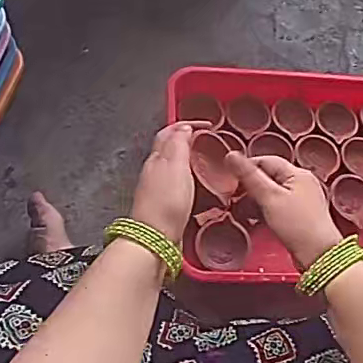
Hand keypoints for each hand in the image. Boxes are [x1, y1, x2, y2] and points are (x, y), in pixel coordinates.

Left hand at [129, 122, 196, 241]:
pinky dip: (188, 176)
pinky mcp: (163, 203)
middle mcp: (154, 170)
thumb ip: (179, 144)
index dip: (187, 124)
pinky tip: (198, 184)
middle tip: (208, 140)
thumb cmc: (165, 202)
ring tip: (207, 160)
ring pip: (172, 164)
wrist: (155, 238)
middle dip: (187, 139)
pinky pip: (176, 182)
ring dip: (188, 158)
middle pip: (169, 146)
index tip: (207, 125)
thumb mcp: (176, 166)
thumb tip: (184, 128)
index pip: (169, 131)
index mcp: (157, 157)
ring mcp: (157, 187)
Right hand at [227, 153, 342, 268]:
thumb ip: (249, 176)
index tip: (230, 180)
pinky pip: (278, 205)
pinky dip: (266, 209)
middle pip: (269, 176)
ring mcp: (302, 199)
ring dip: (256, 199)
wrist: (319, 255)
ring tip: (244, 210)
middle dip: (250, 185)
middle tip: (234, 197)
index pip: (265, 161)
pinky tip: (258, 219)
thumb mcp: (269, 198)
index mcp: (298, 173)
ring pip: (272, 191)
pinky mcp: (300, 214)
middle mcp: (302, 182)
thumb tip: (231, 155)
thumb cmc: (298, 226)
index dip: (246, 168)